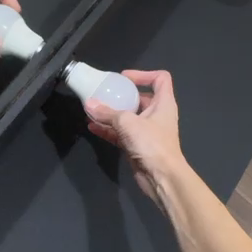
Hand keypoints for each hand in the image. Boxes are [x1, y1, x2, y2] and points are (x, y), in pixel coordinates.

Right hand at [84, 69, 187, 199]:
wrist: (161, 177)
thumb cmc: (152, 144)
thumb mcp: (128, 123)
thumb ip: (107, 113)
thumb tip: (88, 104)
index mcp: (163, 103)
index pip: (160, 79)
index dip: (143, 74)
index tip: (124, 78)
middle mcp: (157, 115)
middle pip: (140, 98)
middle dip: (121, 95)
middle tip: (104, 93)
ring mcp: (147, 131)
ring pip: (127, 117)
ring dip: (111, 113)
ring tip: (92, 110)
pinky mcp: (137, 145)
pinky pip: (120, 133)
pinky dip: (108, 129)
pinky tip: (92, 126)